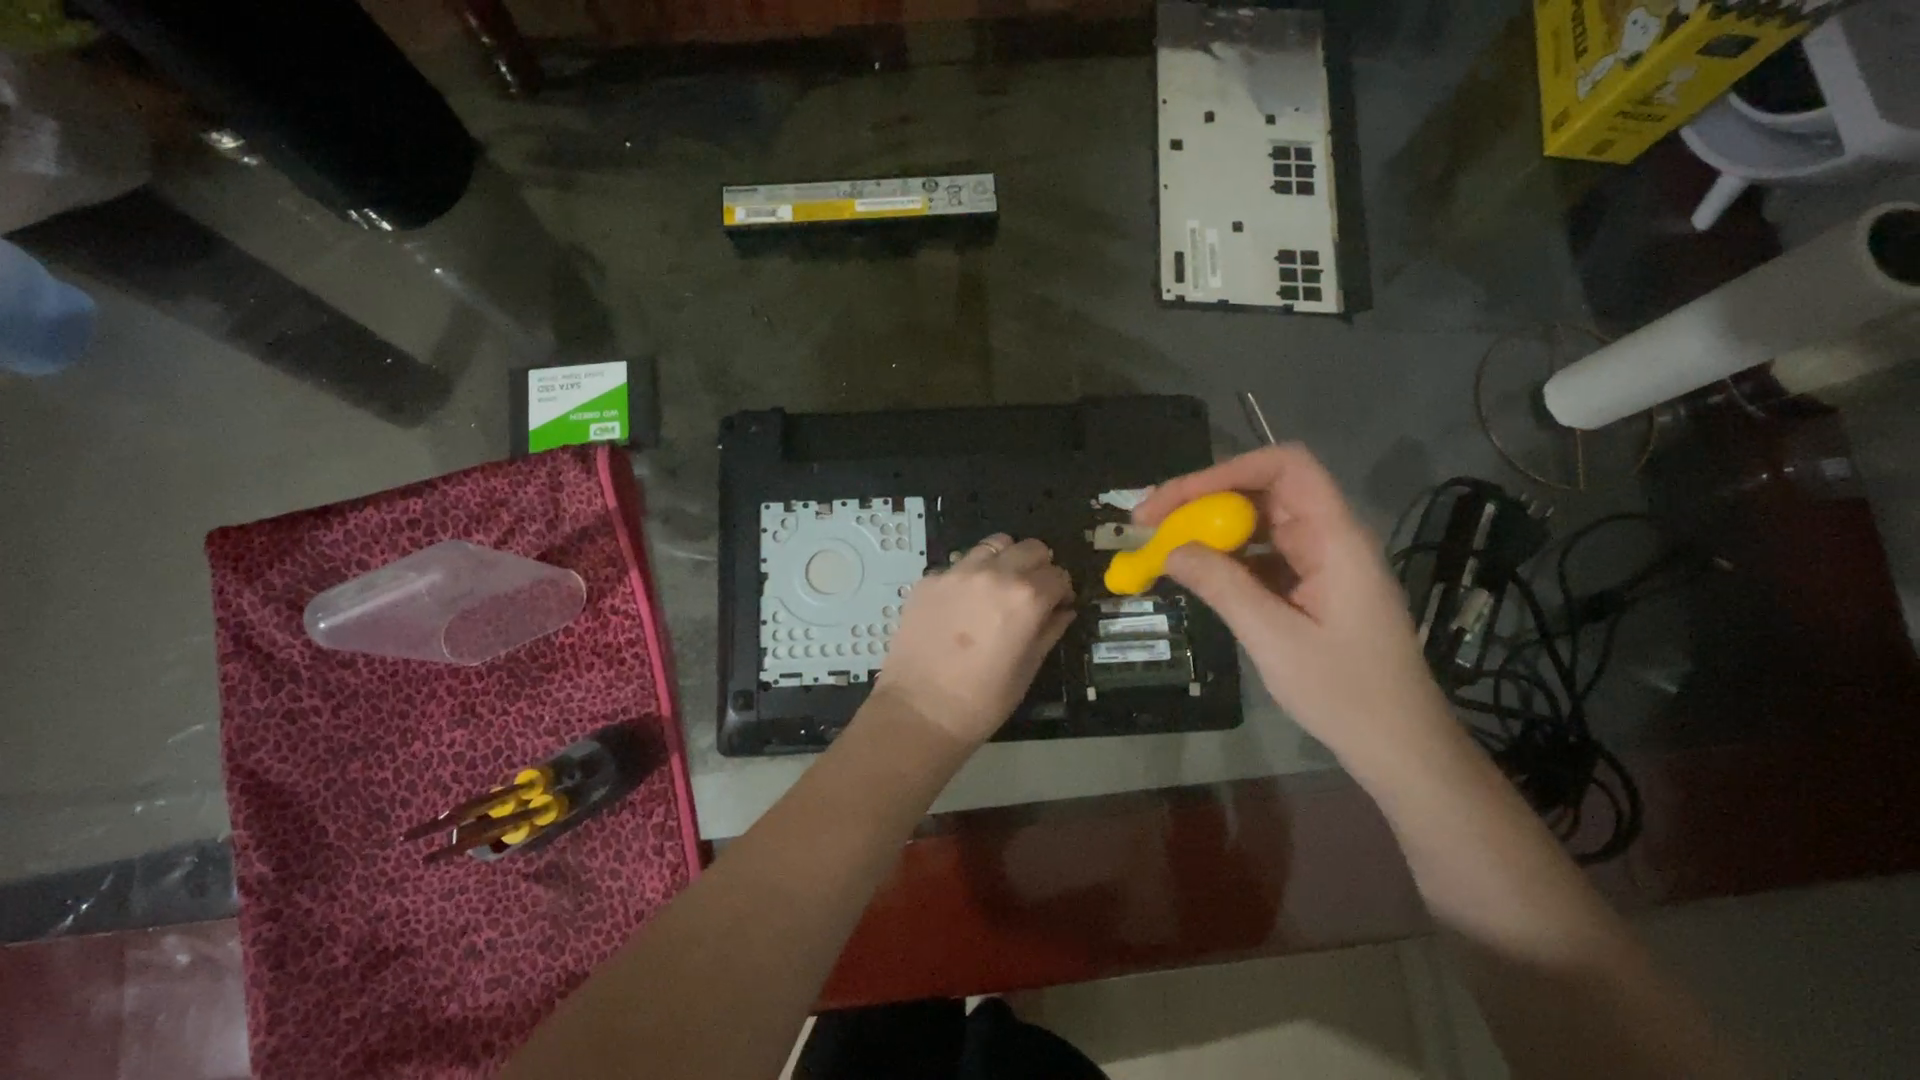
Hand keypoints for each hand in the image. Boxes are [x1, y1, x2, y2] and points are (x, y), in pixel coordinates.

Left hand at [874, 534, 1074, 745]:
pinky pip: (959, 564)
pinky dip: (970, 575)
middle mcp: (994, 573)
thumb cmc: (982, 700)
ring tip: (999, 588)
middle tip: (1032, 592)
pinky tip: (963, 604)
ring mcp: (957, 572)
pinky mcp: (928, 580)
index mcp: (1026, 597)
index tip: (1059, 604)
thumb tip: (1063, 611)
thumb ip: (1049, 631)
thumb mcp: (1027, 669)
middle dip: (1038, 566)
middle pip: (1030, 548)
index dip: (1062, 590)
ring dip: (1005, 560)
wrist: (919, 710)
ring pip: (993, 545)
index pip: (1058, 575)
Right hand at [1133, 444, 1452, 770]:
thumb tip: (1169, 550)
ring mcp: (1324, 563)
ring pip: (1261, 523)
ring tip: (1161, 546)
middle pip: (1266, 490)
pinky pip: (1266, 556)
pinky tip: (1196, 573)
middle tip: (1148, 524)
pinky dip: (1227, 558)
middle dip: (1204, 500)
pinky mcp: (1315, 588)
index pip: (1286, 466)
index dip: (1226, 470)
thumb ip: (1222, 587)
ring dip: (1211, 529)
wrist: (1400, 744)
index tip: (1174, 501)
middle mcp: (1331, 538)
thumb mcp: (1275, 640)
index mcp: (1335, 538)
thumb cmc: (1346, 692)